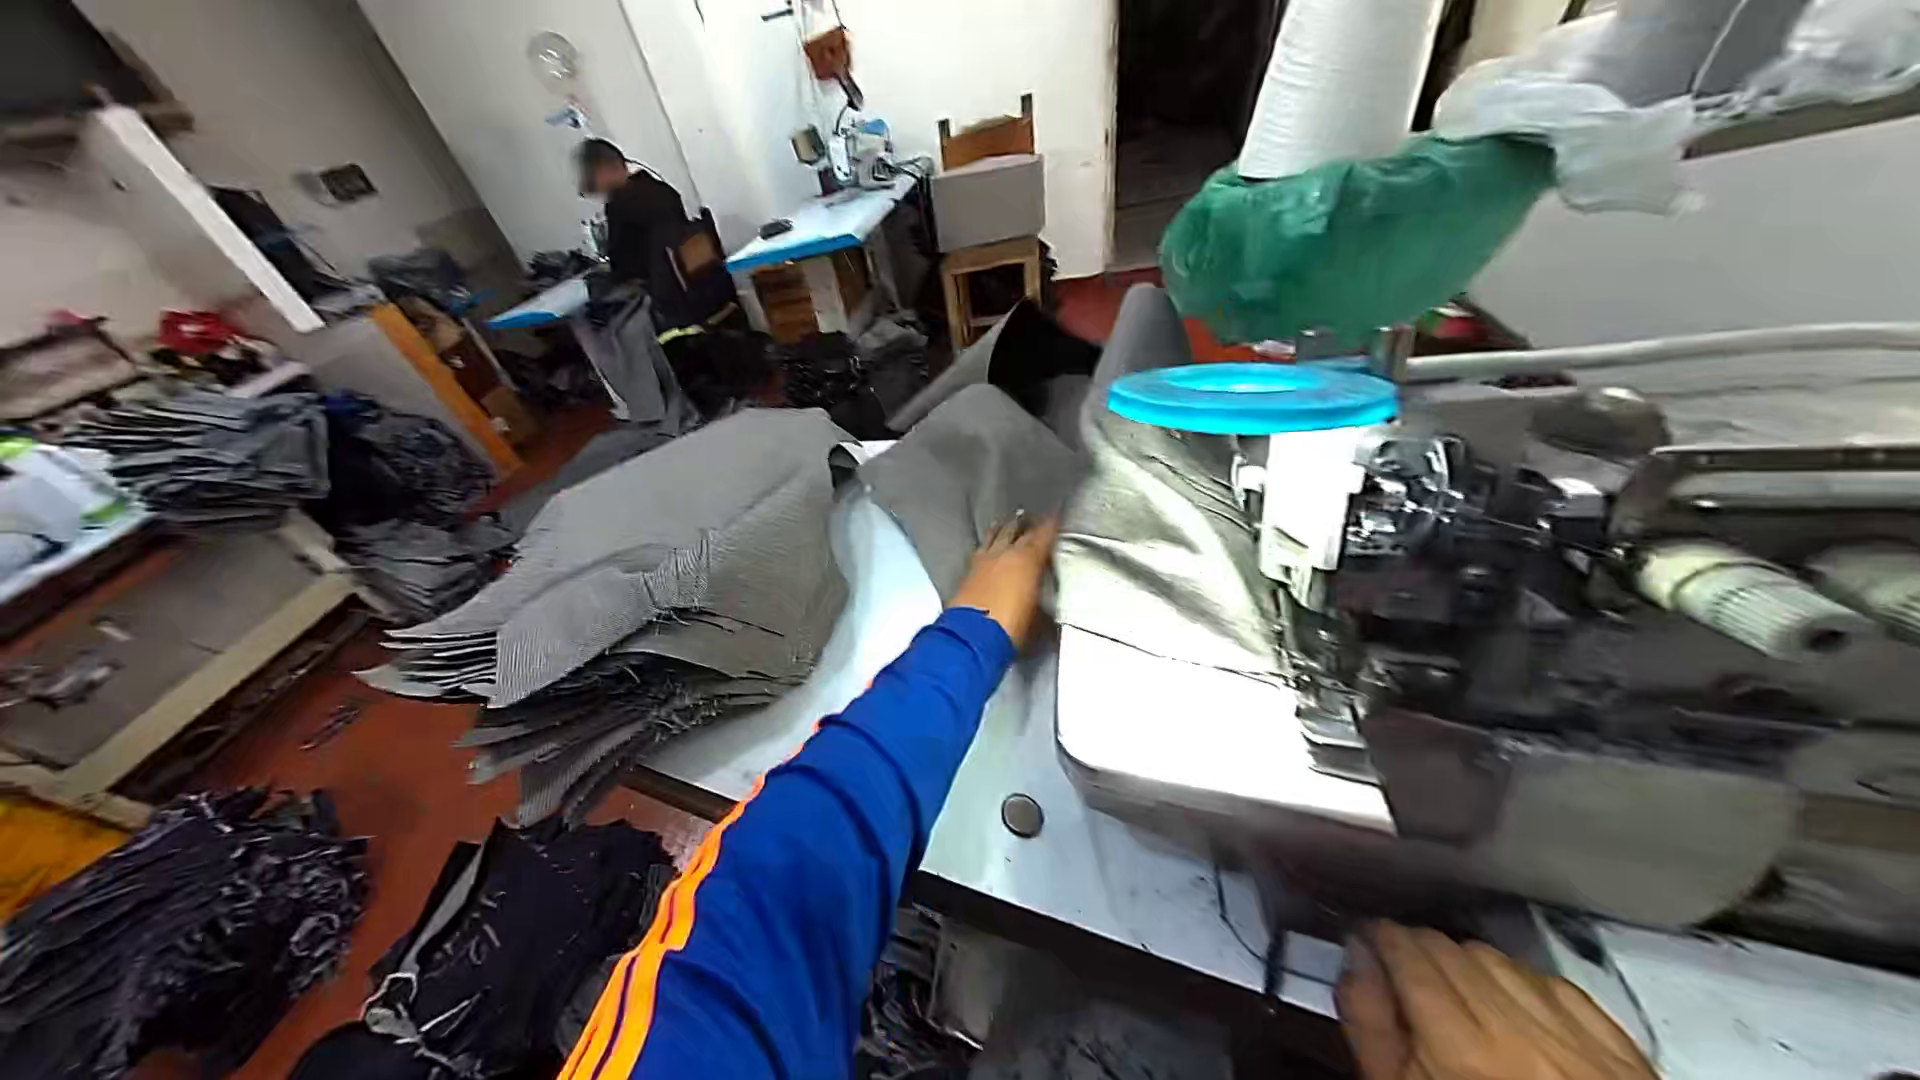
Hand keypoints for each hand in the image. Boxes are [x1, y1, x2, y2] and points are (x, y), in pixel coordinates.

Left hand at [949, 513, 1058, 648]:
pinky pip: (980, 549)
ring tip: (1005, 522)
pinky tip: (984, 546)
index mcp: (1028, 560)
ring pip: (995, 536)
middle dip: (1025, 523)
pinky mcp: (968, 571)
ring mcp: (984, 561)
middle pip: (1016, 531)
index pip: (1043, 535)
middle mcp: (1005, 554)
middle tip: (1029, 516)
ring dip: (1002, 529)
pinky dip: (986, 543)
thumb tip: (1046, 609)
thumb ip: (1044, 606)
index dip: (1051, 523)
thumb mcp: (1038, 618)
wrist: (973, 636)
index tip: (1056, 514)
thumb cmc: (1011, 626)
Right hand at [1337, 922, 1656, 1079]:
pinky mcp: (1626, 1059)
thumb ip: (1367, 1023)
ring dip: (1467, 964)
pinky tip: (1513, 1009)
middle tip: (1403, 967)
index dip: (1379, 937)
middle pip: (1449, 949)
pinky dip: (1525, 985)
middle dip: (1417, 948)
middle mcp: (1521, 1037)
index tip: (1369, 942)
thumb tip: (1357, 955)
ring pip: (1499, 961)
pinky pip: (1557, 987)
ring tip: (1457, 991)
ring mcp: (1581, 1047)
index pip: (1406, 952)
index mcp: (1459, 1052)